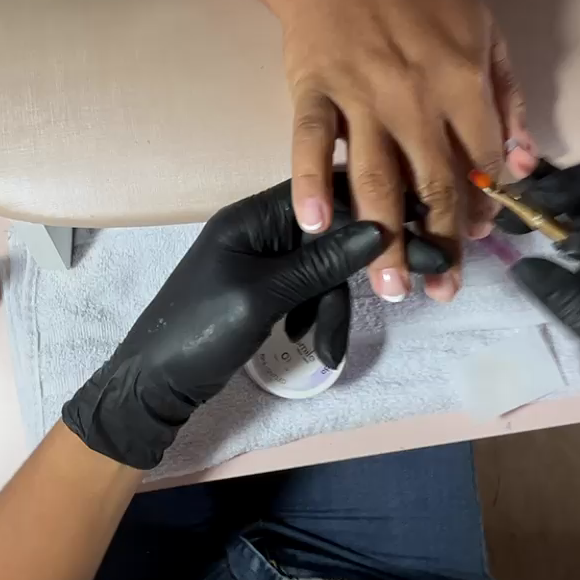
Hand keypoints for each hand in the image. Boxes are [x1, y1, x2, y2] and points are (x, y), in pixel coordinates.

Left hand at [63, 176, 446, 469]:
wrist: (155, 384)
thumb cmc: (200, 333)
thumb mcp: (263, 297)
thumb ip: (320, 262)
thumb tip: (379, 228)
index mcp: (252, 216)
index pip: (326, 196)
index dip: (376, 212)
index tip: (425, 234)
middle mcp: (260, 228)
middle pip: (331, 235)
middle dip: (361, 270)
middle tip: (423, 287)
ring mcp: (262, 260)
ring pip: (322, 270)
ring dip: (331, 308)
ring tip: (326, 348)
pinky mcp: (265, 288)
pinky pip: (306, 291)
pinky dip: (314, 316)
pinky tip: (312, 346)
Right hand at [277, 0, 534, 304]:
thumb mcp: (483, 28)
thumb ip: (507, 96)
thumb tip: (522, 164)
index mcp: (462, 78)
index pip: (481, 160)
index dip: (482, 205)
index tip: (474, 237)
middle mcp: (415, 96)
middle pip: (432, 183)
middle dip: (441, 242)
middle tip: (442, 292)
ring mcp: (360, 96)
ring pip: (375, 177)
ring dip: (384, 236)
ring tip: (390, 287)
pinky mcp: (312, 92)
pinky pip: (310, 143)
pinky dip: (310, 183)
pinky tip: (315, 226)